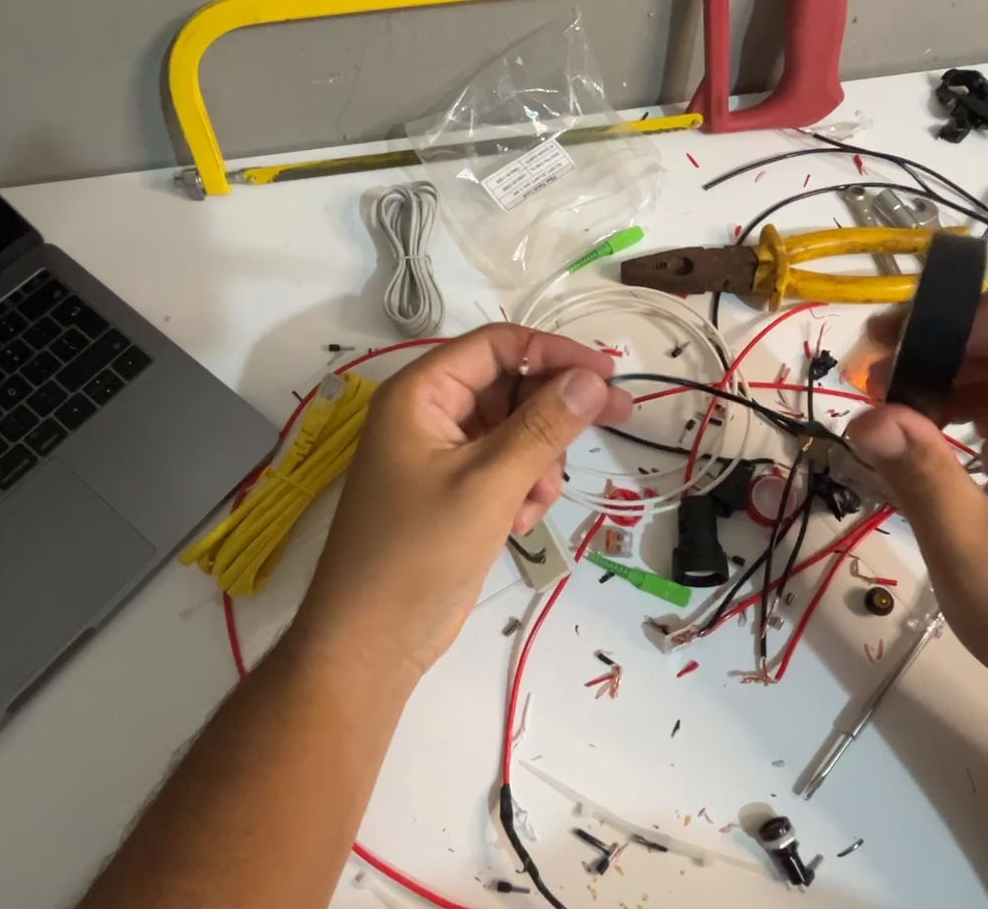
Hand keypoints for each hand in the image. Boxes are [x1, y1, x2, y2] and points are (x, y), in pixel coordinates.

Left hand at [292, 324, 631, 679]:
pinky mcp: (454, 491)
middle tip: (615, 420)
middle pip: (510, 386)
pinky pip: (505, 467)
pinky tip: (516, 524)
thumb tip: (593, 378)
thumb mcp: (489, 484)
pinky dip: (522, 488)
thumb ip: (543, 426)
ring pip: (515, 430)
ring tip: (534, 501)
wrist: (372, 642)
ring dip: (539, 460)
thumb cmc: (418, 553)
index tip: (609, 372)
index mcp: (422, 393)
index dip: (555, 352)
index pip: (498, 346)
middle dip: (554, 413)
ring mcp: (442, 454)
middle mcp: (430, 414)